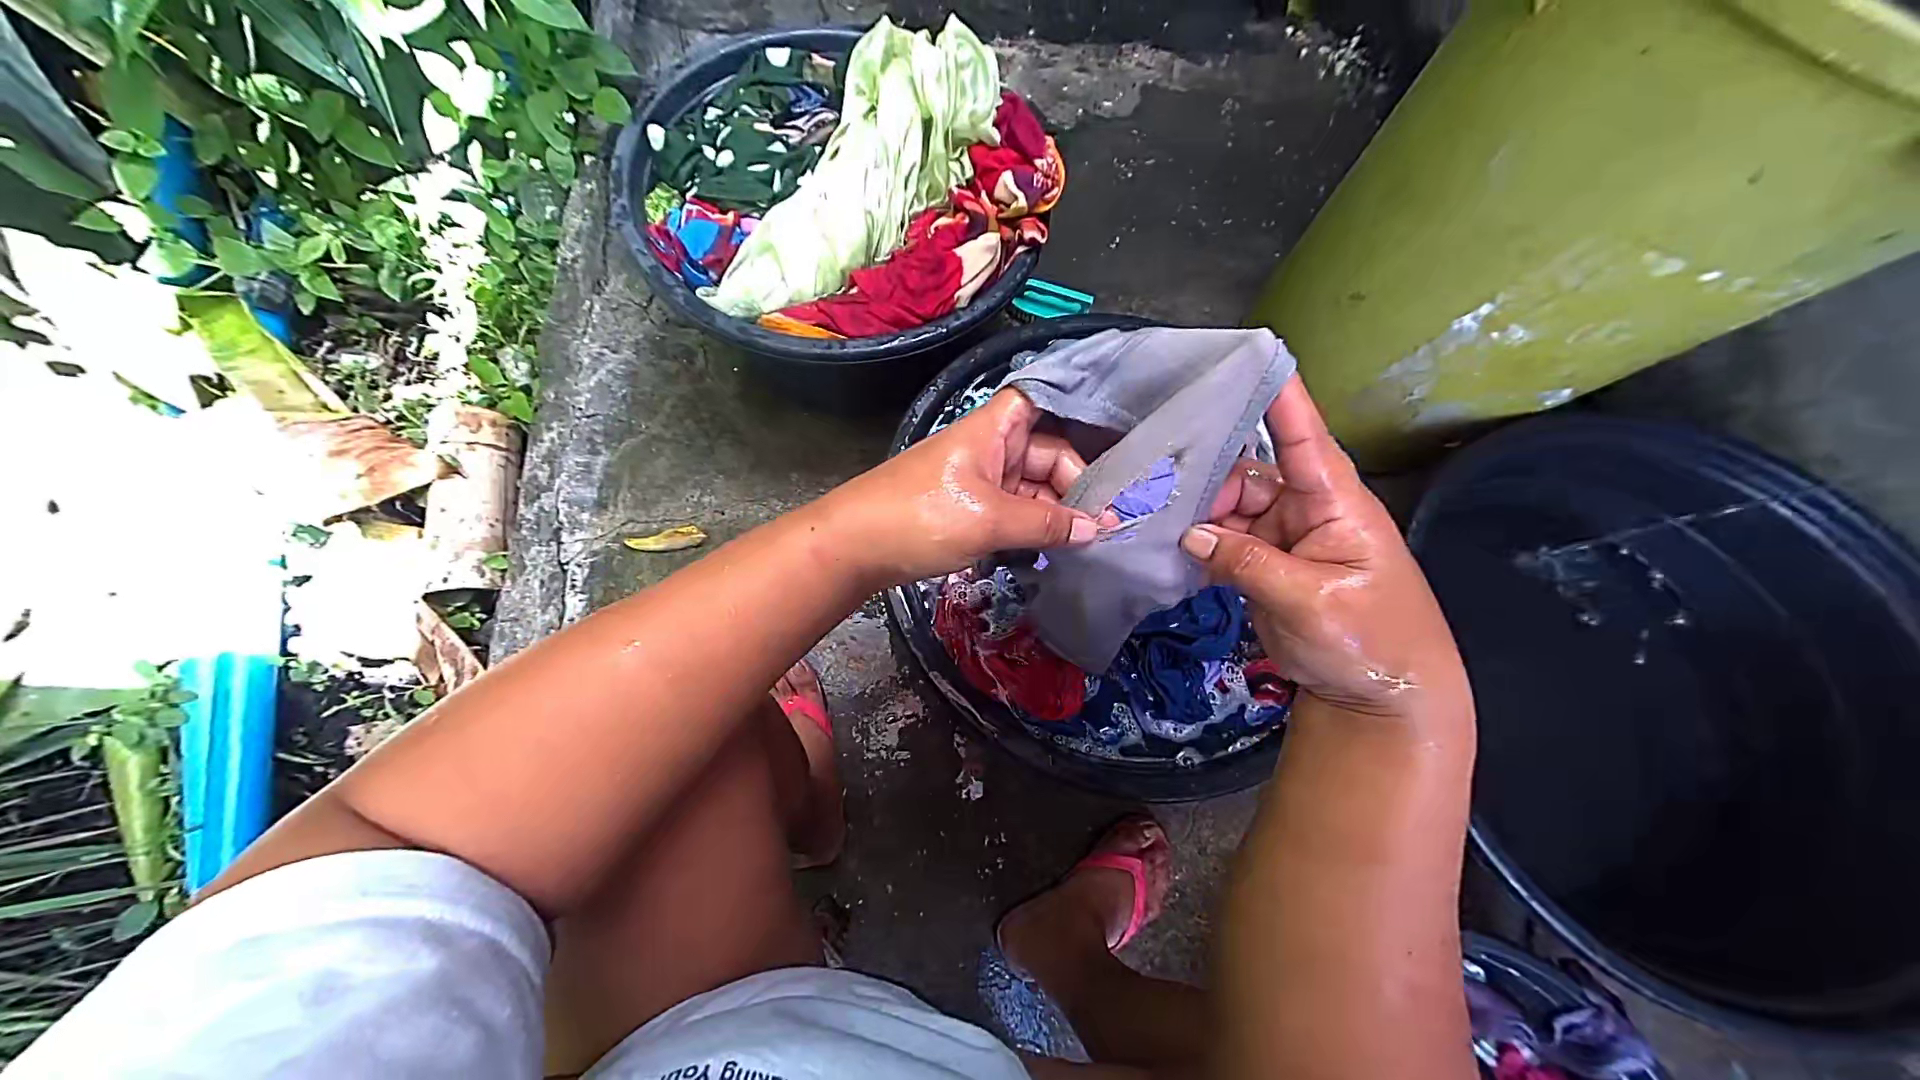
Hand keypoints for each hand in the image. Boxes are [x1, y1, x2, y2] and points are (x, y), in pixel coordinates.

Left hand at [823, 388, 1099, 584]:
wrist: (855, 547)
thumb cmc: (922, 515)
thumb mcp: (990, 519)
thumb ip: (1047, 524)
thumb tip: (1098, 529)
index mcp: (994, 427)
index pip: (1045, 402)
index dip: (1078, 414)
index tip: (1117, 446)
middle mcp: (992, 446)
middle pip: (1048, 453)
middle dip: (1077, 483)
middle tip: (1110, 520)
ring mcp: (983, 479)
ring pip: (1034, 486)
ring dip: (1058, 511)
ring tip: (1091, 540)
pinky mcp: (974, 509)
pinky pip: (1017, 509)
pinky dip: (1036, 525)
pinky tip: (1060, 545)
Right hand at [1180, 377, 1466, 718]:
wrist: (1379, 698)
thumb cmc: (1370, 642)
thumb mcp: (1309, 602)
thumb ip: (1246, 563)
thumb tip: (1191, 533)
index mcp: (1335, 502)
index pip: (1304, 437)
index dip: (1280, 398)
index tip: (1252, 354)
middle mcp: (1306, 509)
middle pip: (1247, 475)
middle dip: (1206, 478)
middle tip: (1155, 486)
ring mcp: (1283, 538)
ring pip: (1229, 509)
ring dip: (1195, 514)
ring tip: (1152, 516)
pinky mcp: (1264, 565)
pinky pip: (1224, 542)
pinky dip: (1198, 544)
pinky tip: (1167, 544)